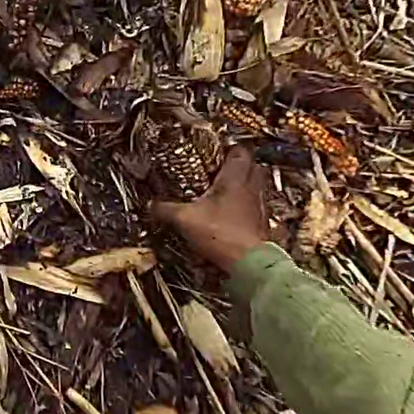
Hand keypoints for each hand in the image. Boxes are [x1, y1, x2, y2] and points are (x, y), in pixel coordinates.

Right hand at [149, 146, 270, 272]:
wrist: (249, 264)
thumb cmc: (221, 234)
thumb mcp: (185, 219)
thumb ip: (166, 210)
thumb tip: (150, 205)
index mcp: (235, 179)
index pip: (240, 153)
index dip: (230, 149)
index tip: (218, 150)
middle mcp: (251, 189)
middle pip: (254, 166)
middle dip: (240, 164)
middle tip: (222, 167)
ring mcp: (259, 207)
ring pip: (257, 186)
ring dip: (245, 185)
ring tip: (226, 190)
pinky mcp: (262, 225)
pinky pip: (256, 207)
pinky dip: (246, 206)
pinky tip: (233, 214)